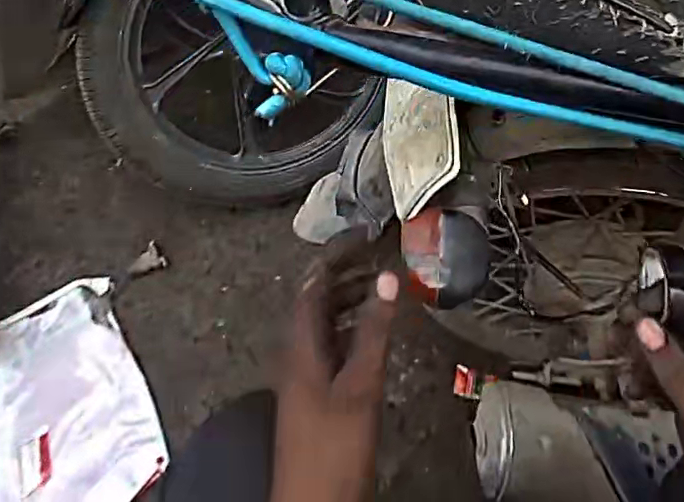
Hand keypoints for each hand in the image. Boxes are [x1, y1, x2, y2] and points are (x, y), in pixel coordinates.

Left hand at [270, 248, 400, 501]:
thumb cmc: (334, 443)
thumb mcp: (360, 383)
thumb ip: (374, 329)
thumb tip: (387, 277)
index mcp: (300, 342)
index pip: (314, 282)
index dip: (335, 257)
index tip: (362, 239)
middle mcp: (296, 350)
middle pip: (317, 300)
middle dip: (345, 277)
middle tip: (375, 262)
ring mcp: (303, 373)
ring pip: (324, 323)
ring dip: (348, 303)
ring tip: (378, 291)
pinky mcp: (313, 392)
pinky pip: (329, 344)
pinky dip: (349, 329)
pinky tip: (370, 335)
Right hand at [633, 301, 683, 501]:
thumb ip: (681, 376)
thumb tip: (642, 322)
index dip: (678, 296)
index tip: (637, 293)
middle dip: (654, 323)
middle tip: (616, 322)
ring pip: (678, 354)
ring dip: (645, 349)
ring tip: (613, 348)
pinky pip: (671, 380)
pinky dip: (648, 376)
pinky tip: (627, 380)